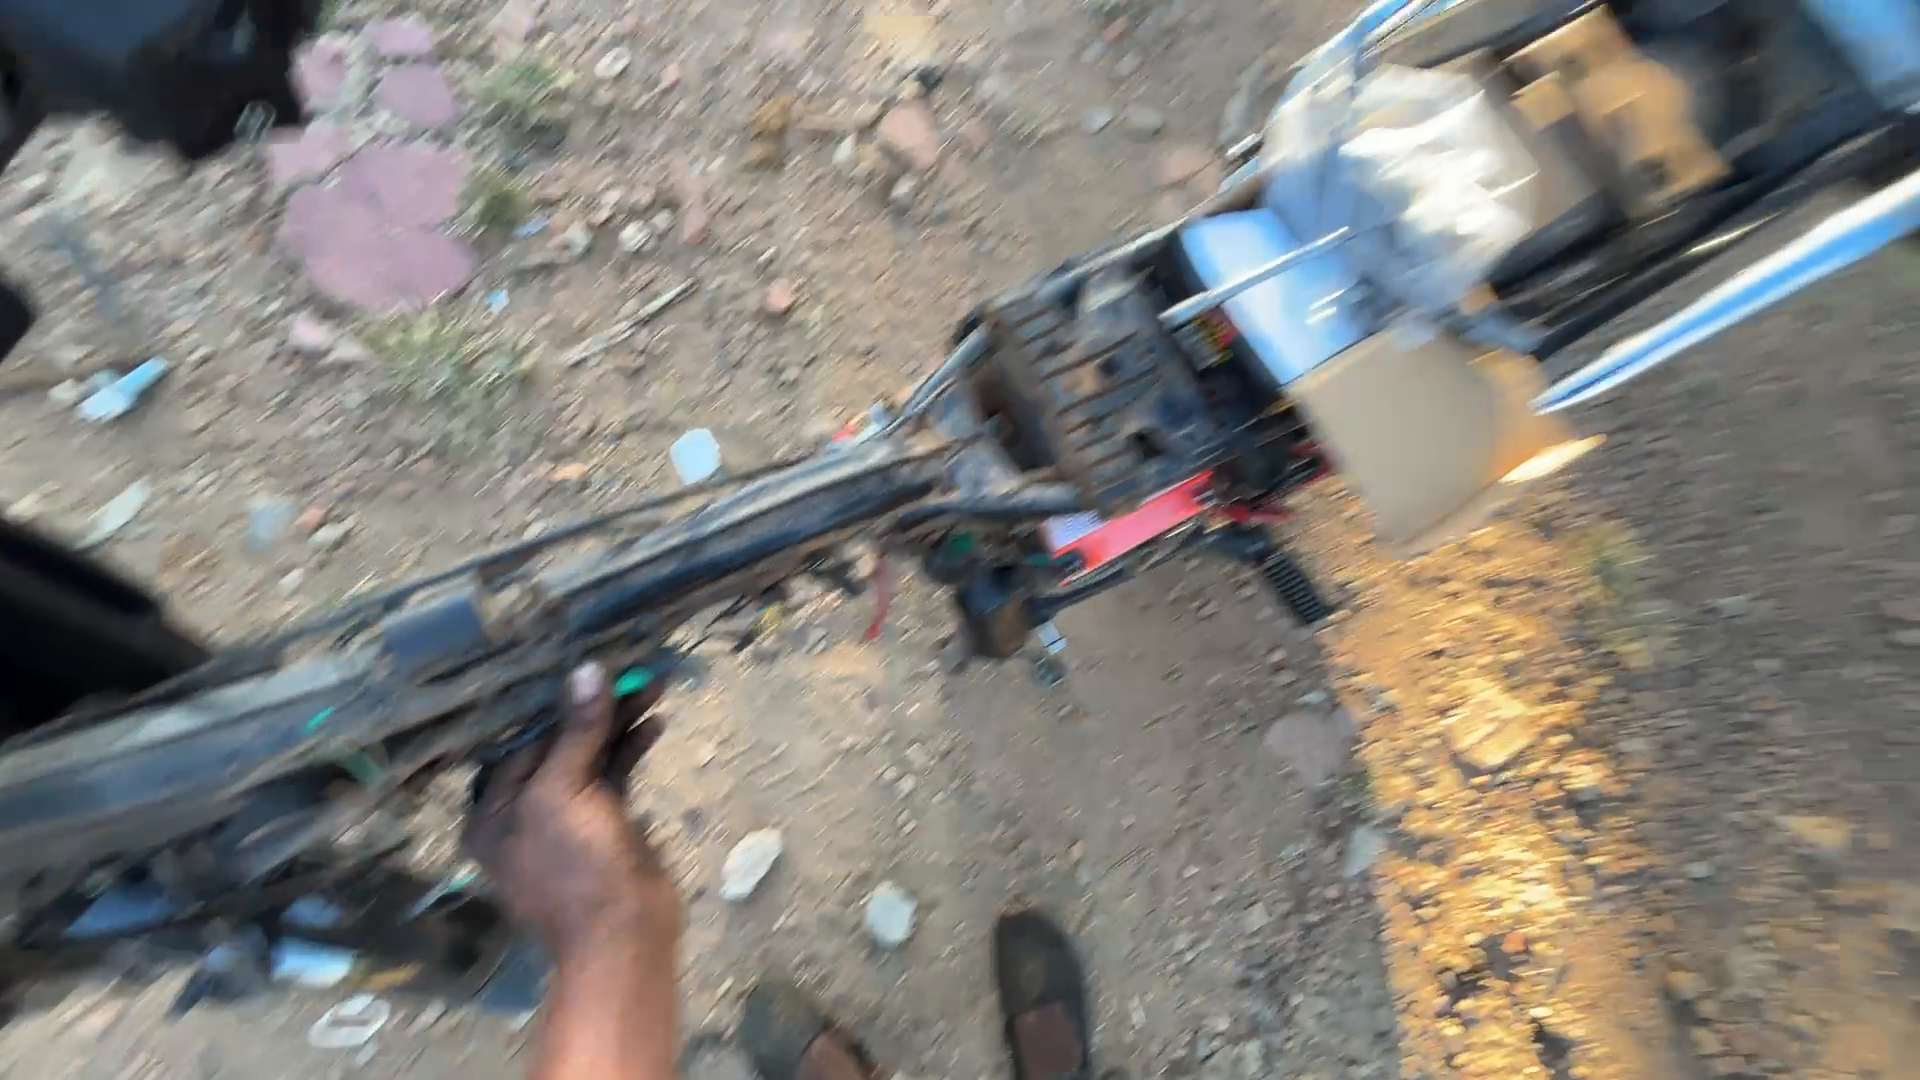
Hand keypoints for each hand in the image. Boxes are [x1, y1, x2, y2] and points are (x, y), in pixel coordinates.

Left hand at [466, 661, 676, 960]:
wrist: (624, 931)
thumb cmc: (575, 865)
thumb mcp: (564, 793)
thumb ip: (576, 731)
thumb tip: (587, 670)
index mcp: (494, 810)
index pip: (522, 739)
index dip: (555, 703)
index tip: (587, 666)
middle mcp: (525, 810)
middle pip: (561, 743)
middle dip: (596, 708)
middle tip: (632, 670)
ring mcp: (568, 816)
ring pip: (593, 755)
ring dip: (621, 722)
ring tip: (655, 685)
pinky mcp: (605, 821)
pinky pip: (615, 773)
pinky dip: (632, 748)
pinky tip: (655, 724)